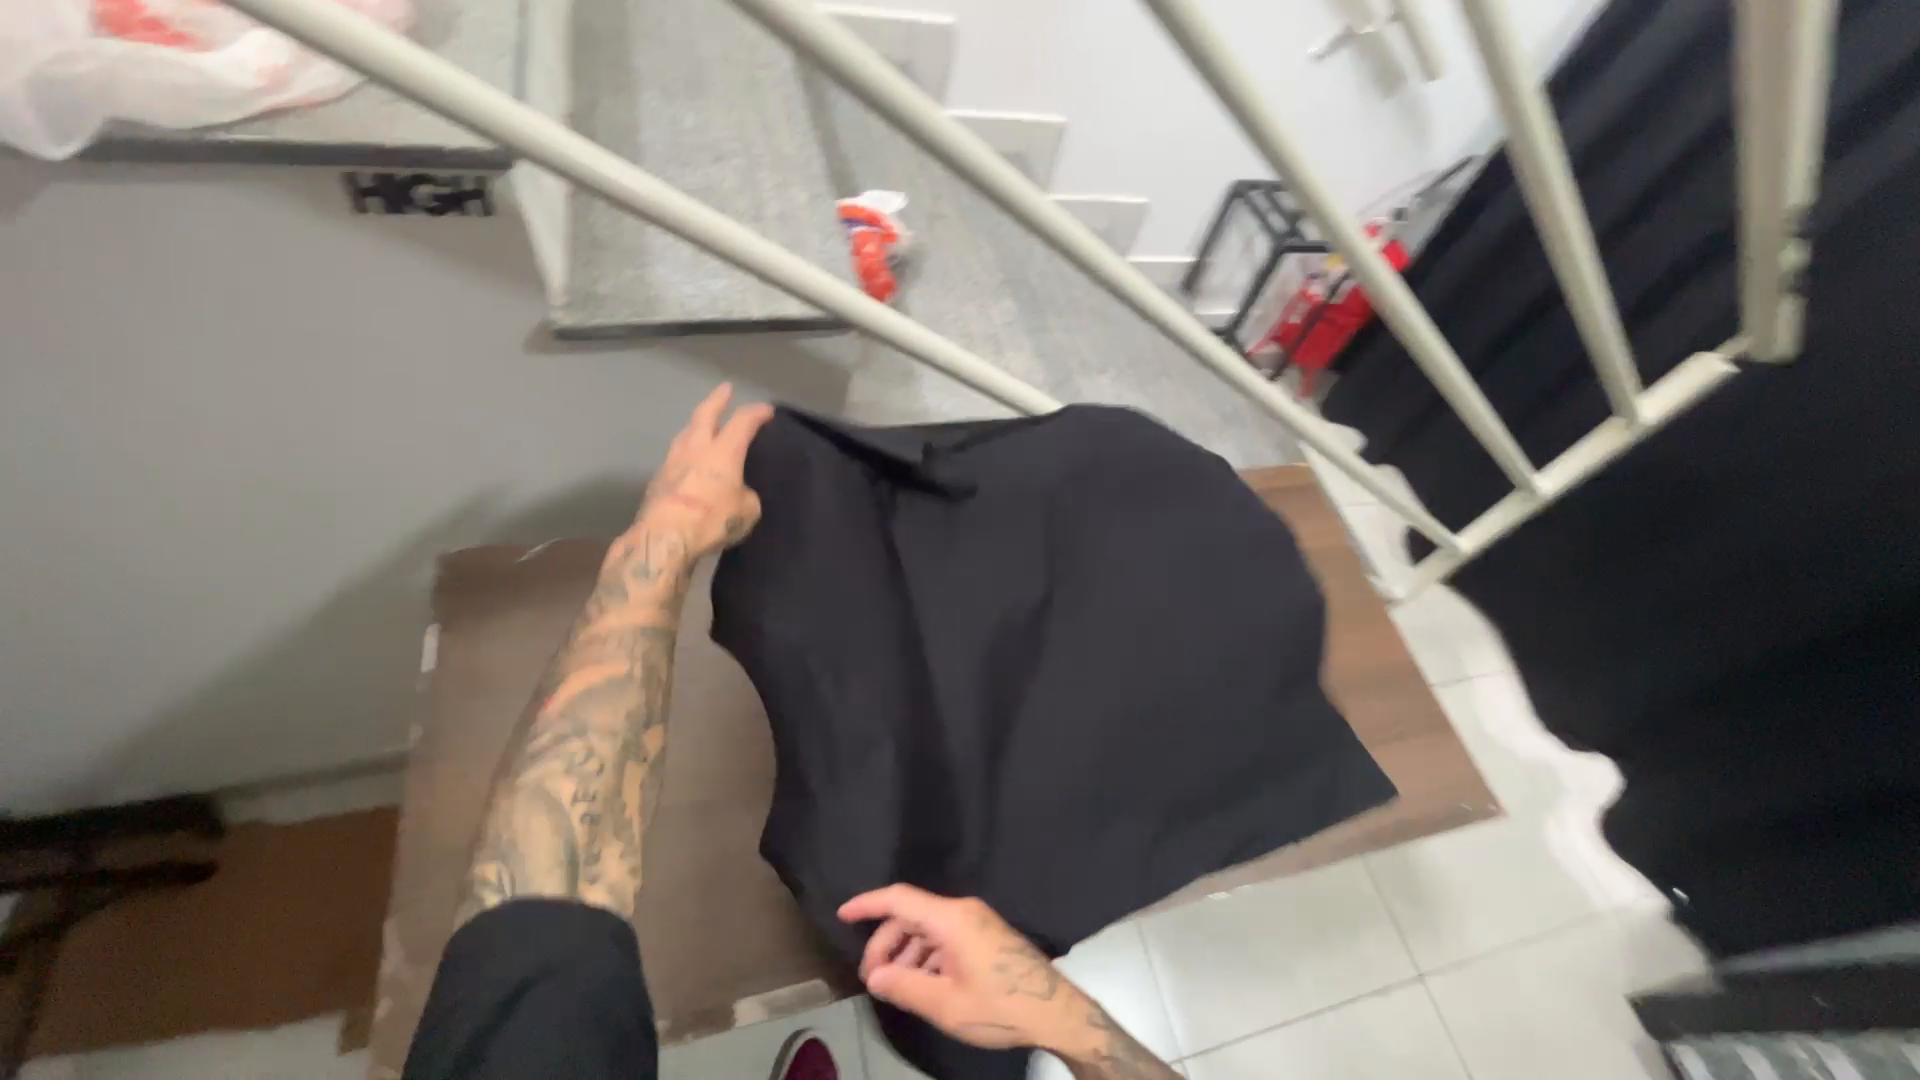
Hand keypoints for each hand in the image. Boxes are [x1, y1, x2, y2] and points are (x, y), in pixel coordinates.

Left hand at [634, 383, 774, 558]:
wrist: (665, 537)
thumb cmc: (712, 520)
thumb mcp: (747, 511)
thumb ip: (746, 495)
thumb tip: (739, 492)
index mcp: (723, 452)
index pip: (743, 422)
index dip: (756, 413)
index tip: (766, 410)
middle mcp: (696, 448)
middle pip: (705, 414)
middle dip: (717, 400)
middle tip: (725, 390)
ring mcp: (672, 461)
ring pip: (685, 433)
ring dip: (696, 425)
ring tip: (703, 424)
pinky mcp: (658, 479)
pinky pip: (676, 457)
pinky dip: (686, 452)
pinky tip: (688, 461)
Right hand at [838, 885, 1090, 1052]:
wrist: (1055, 1012)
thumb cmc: (999, 1005)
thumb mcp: (946, 1004)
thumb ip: (905, 987)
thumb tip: (875, 976)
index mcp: (951, 918)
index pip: (900, 899)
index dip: (868, 904)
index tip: (843, 914)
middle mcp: (962, 912)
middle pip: (911, 916)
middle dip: (886, 944)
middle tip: (872, 978)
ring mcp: (976, 923)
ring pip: (927, 929)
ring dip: (906, 954)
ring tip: (895, 987)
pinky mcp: (985, 937)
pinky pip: (945, 938)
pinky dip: (927, 957)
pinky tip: (922, 985)